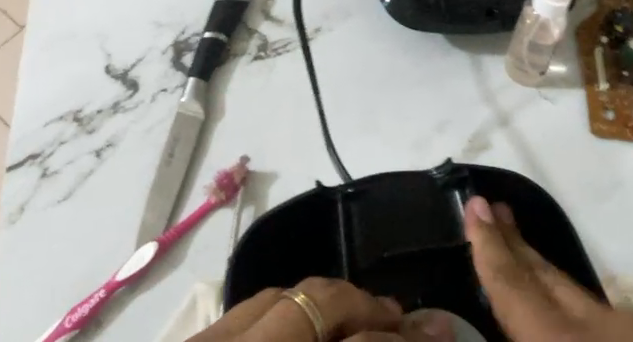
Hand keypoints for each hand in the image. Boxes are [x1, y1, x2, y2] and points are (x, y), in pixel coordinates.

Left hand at [188, 277, 416, 340]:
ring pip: (278, 294)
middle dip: (364, 305)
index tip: (436, 333)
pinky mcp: (196, 338)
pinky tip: (309, 321)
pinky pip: (246, 308)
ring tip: (360, 313)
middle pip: (316, 300)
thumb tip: (398, 338)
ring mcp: (213, 337)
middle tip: (400, 317)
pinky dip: (284, 308)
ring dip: (325, 300)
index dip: (401, 339)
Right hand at [461, 196, 632, 341]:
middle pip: (549, 279)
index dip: (489, 245)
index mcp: (560, 337)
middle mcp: (601, 326)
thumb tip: (502, 310)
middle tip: (491, 208)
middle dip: (516, 245)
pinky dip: (581, 309)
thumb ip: (517, 323)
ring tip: (522, 249)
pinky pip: (611, 320)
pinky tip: (578, 315)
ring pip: (583, 299)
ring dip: (548, 273)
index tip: (475, 204)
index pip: (514, 283)